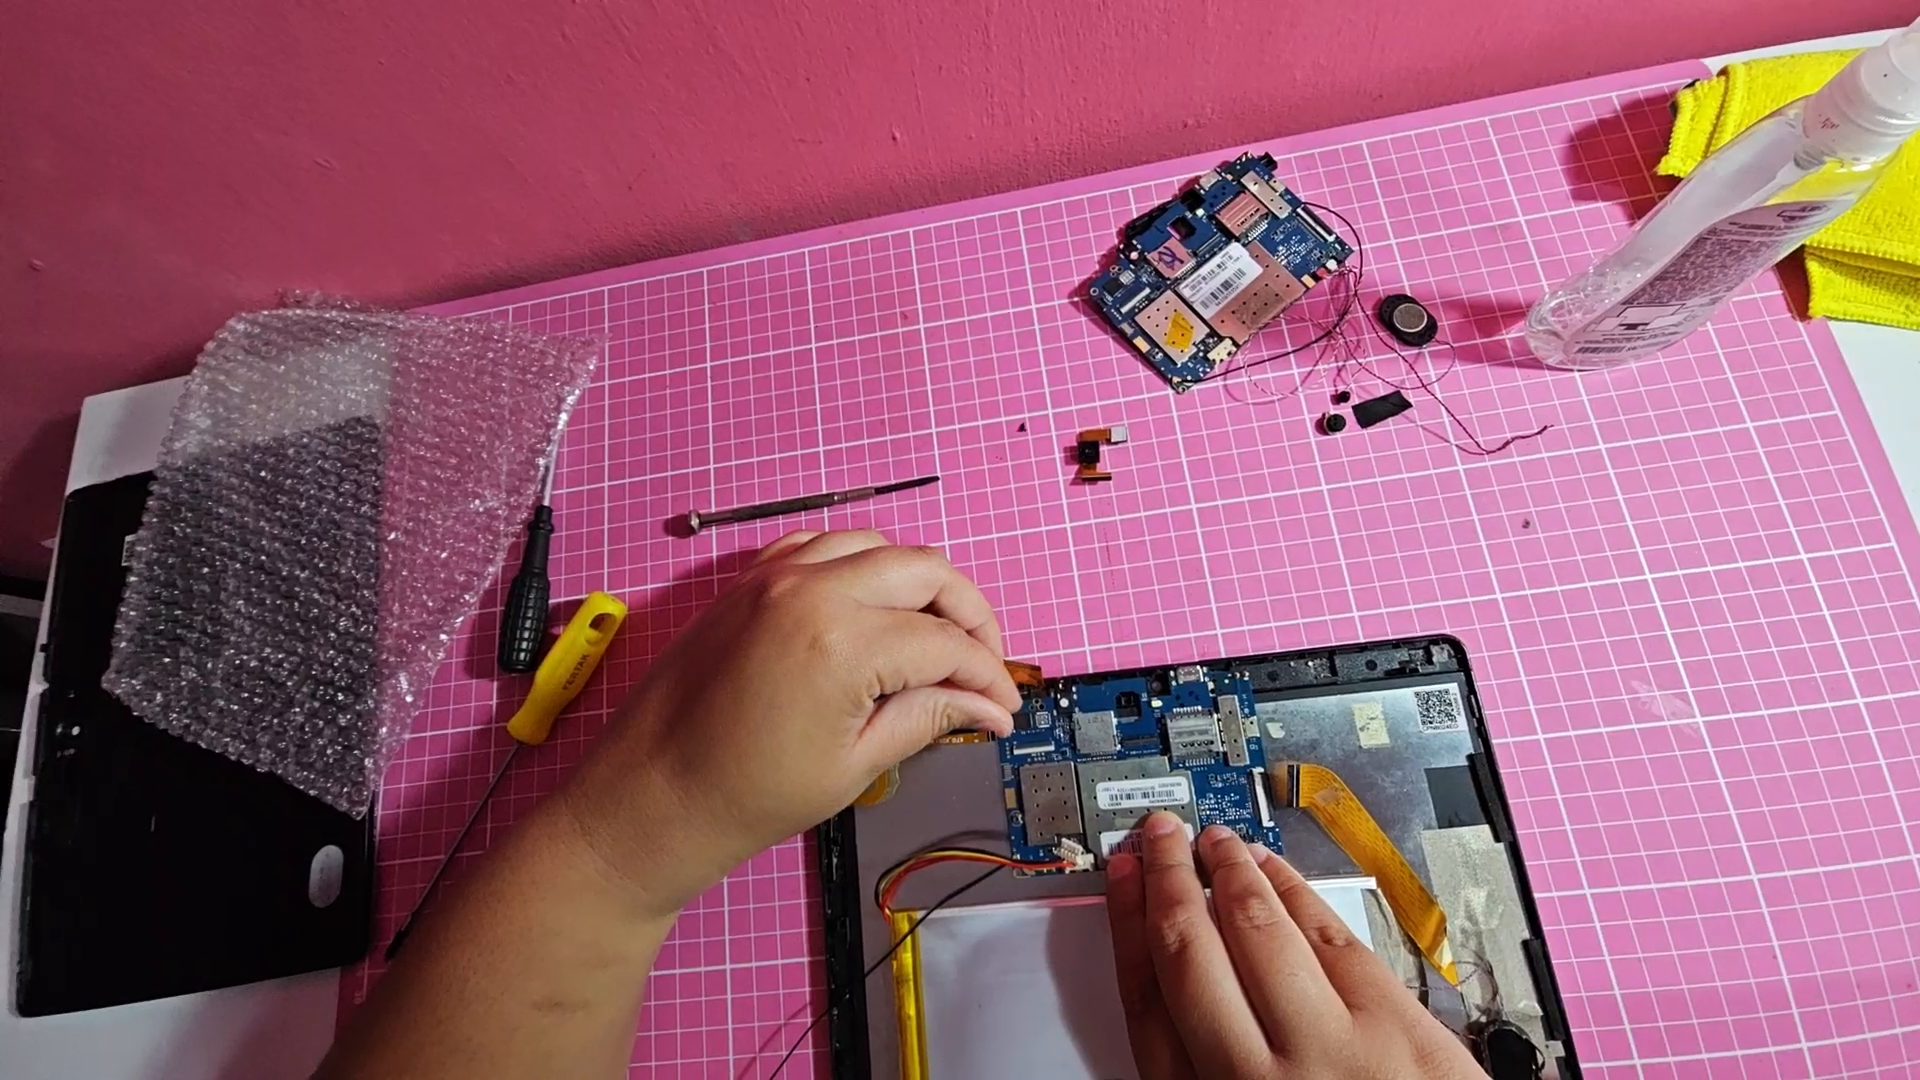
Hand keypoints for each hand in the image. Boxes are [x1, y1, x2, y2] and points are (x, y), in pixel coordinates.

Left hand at [553, 529, 1020, 917]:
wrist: (649, 796)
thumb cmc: (748, 796)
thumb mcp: (855, 763)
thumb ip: (930, 717)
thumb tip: (990, 707)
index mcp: (841, 641)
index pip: (945, 644)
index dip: (988, 675)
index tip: (1005, 705)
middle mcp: (813, 586)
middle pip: (927, 572)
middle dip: (971, 616)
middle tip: (984, 665)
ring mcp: (778, 572)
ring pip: (882, 546)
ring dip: (922, 584)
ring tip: (936, 635)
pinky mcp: (755, 576)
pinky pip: (828, 545)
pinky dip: (866, 566)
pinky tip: (876, 606)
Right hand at [1107, 813, 1485, 1079]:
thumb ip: (1204, 1062)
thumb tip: (1166, 966)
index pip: (1146, 1000)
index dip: (1128, 923)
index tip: (1125, 878)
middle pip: (1191, 950)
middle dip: (1169, 876)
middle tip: (1160, 835)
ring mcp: (1335, 1054)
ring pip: (1258, 928)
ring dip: (1230, 869)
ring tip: (1214, 840)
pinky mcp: (1402, 1034)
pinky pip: (1331, 936)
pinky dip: (1293, 889)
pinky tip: (1273, 869)